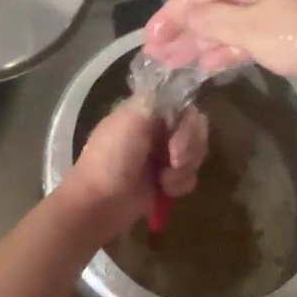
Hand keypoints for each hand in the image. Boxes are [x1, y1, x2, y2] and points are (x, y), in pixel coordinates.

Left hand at [57, 99, 207, 239]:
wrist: (100, 203)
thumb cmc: (112, 158)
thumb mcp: (131, 118)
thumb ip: (158, 100)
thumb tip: (179, 94)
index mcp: (147, 110)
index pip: (184, 105)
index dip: (188, 122)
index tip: (175, 136)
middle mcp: (157, 129)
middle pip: (196, 129)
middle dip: (190, 147)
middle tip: (173, 159)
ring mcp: (163, 156)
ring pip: (196, 154)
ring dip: (184, 168)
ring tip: (164, 180)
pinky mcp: (167, 180)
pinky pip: (189, 177)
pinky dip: (180, 184)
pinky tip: (165, 191)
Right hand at [144, 0, 296, 89]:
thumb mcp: (250, 30)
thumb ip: (212, 22)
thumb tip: (187, 16)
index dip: (170, 14)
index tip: (149, 40)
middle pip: (211, 2)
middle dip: (182, 28)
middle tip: (157, 55)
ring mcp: (276, 2)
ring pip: (228, 19)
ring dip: (202, 40)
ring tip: (175, 62)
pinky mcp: (290, 24)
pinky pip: (247, 31)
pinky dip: (227, 45)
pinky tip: (210, 62)